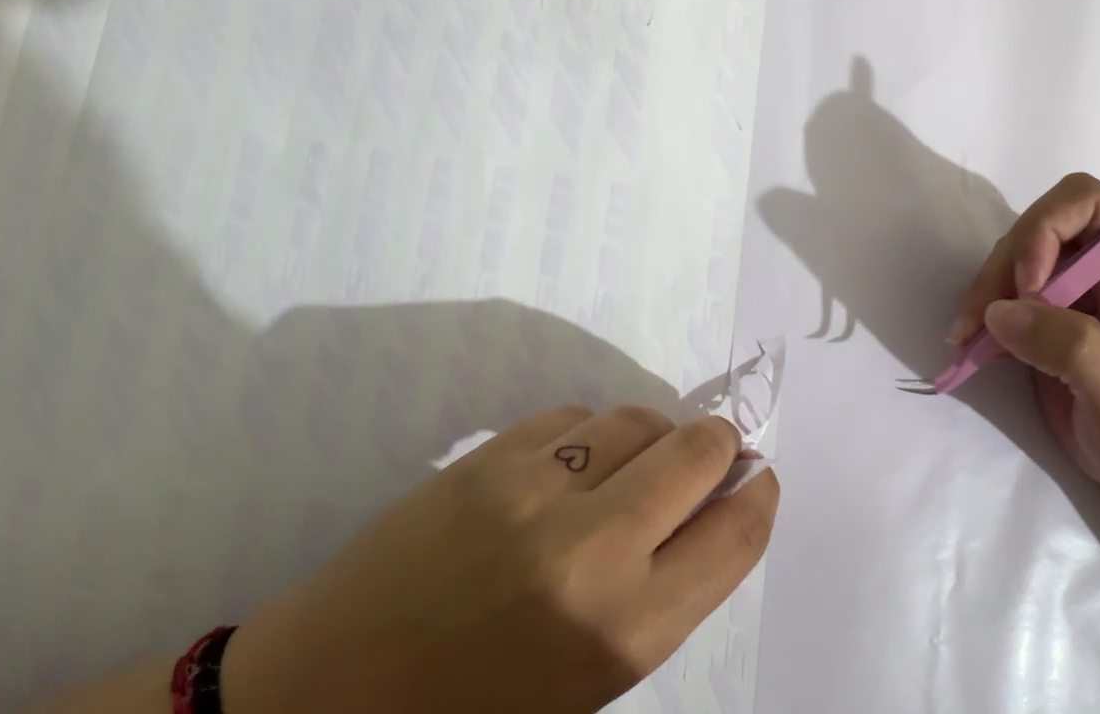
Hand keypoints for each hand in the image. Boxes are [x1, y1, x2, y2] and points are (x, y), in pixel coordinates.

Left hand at [221, 406, 778, 713]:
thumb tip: (717, 503)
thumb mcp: (596, 674)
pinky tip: (572, 466)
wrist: (341, 686)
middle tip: (706, 460)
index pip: (737, 532)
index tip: (756, 480)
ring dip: (653, 437)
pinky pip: (576, 414)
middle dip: (718, 448)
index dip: (759, 495)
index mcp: (628, 630)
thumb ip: (666, 589)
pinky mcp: (489, 456)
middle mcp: (593, 550)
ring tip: (629, 468)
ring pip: (639, 418)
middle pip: (700, 451)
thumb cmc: (486, 701)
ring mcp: (536, 490)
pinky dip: (592, 434)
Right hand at [951, 172, 1099, 509]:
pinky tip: (971, 350)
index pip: (1091, 204)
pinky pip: (1004, 297)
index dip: (1049, 226)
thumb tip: (1001, 312)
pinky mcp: (1049, 320)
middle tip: (978, 322)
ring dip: (985, 293)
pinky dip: (981, 318)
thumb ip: (1074, 350)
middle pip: (1041, 229)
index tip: (1027, 284)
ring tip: (965, 340)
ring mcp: (1078, 292)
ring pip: (1015, 261)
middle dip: (1005, 267)